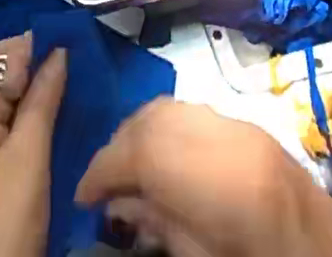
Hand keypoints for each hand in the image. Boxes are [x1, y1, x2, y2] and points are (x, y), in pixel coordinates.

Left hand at [0, 36, 68, 256]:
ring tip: (89, 78)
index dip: (39, 42)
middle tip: (90, 56)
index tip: (79, 34)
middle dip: (46, 64)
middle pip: (10, 77)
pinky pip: (22, 127)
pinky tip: (73, 112)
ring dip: (50, 89)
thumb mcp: (27, 157)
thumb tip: (60, 49)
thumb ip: (42, 99)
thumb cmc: (3, 222)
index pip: (4, 58)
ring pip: (19, 102)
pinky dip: (46, 115)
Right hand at [76, 98, 331, 256]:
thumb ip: (160, 224)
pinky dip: (166, 128)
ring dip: (140, 132)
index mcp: (216, 175)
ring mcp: (241, 124)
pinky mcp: (250, 126)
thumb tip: (118, 202)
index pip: (140, 149)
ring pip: (171, 107)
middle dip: (118, 146)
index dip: (102, 168)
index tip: (81, 196)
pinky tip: (160, 159)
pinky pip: (193, 113)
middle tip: (100, 186)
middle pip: (152, 117)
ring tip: (126, 172)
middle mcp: (227, 134)